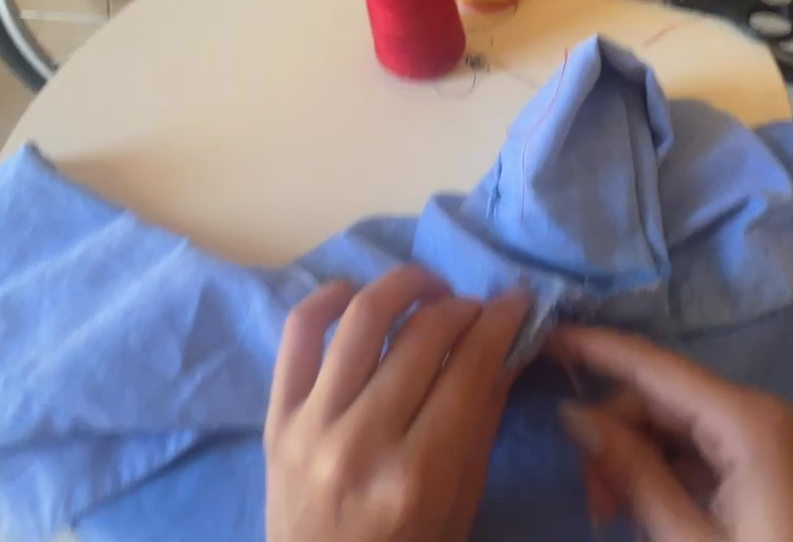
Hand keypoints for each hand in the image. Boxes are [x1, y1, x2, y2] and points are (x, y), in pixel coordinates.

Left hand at [265, 265, 530, 541]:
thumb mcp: (459, 506)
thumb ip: (483, 420)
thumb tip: (509, 344)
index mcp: (416, 477)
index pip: (470, 367)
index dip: (501, 321)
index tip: (517, 301)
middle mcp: (361, 442)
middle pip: (423, 335)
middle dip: (464, 306)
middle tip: (477, 308)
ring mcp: (310, 425)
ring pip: (364, 317)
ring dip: (406, 285)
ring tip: (430, 289)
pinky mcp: (274, 416)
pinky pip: (299, 330)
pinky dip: (330, 296)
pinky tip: (360, 294)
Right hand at [549, 326, 792, 541]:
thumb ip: (633, 474)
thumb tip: (574, 413)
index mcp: (746, 420)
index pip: (653, 364)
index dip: (596, 346)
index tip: (545, 334)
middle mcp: (755, 412)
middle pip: (661, 396)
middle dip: (614, 432)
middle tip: (587, 496)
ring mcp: (763, 437)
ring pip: (675, 423)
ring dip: (634, 456)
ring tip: (607, 509)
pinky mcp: (763, 464)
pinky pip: (697, 448)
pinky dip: (662, 470)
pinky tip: (641, 504)